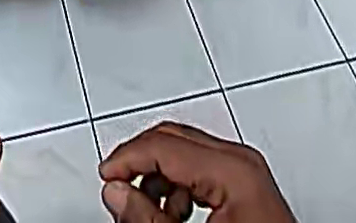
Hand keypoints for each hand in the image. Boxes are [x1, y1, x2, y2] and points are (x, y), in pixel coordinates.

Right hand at [99, 122, 296, 222]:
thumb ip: (150, 217)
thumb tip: (118, 191)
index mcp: (234, 168)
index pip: (166, 143)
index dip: (128, 158)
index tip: (107, 175)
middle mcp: (243, 161)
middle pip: (175, 140)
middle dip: (141, 163)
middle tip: (117, 189)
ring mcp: (248, 172)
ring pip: (187, 154)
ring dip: (160, 179)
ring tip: (148, 213)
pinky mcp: (248, 187)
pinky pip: (203, 170)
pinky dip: (180, 189)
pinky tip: (174, 216)